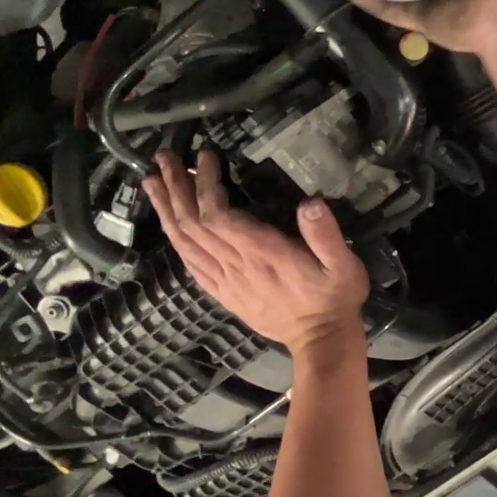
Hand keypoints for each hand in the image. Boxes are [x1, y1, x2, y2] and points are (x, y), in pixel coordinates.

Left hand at [142, 150, 369, 360]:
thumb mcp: (344, 265)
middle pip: (193, 224)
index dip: (205, 185)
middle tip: (165, 158)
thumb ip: (327, 235)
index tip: (205, 157)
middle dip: (177, 188)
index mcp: (263, 254)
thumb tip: (311, 204)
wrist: (321, 340)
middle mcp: (236, 266)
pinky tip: (169, 223)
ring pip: (185, 242)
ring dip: (167, 209)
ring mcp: (226, 281)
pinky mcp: (223, 292)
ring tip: (153, 181)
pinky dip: (175, 238)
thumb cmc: (335, 297)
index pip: (219, 216)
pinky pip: (190, 262)